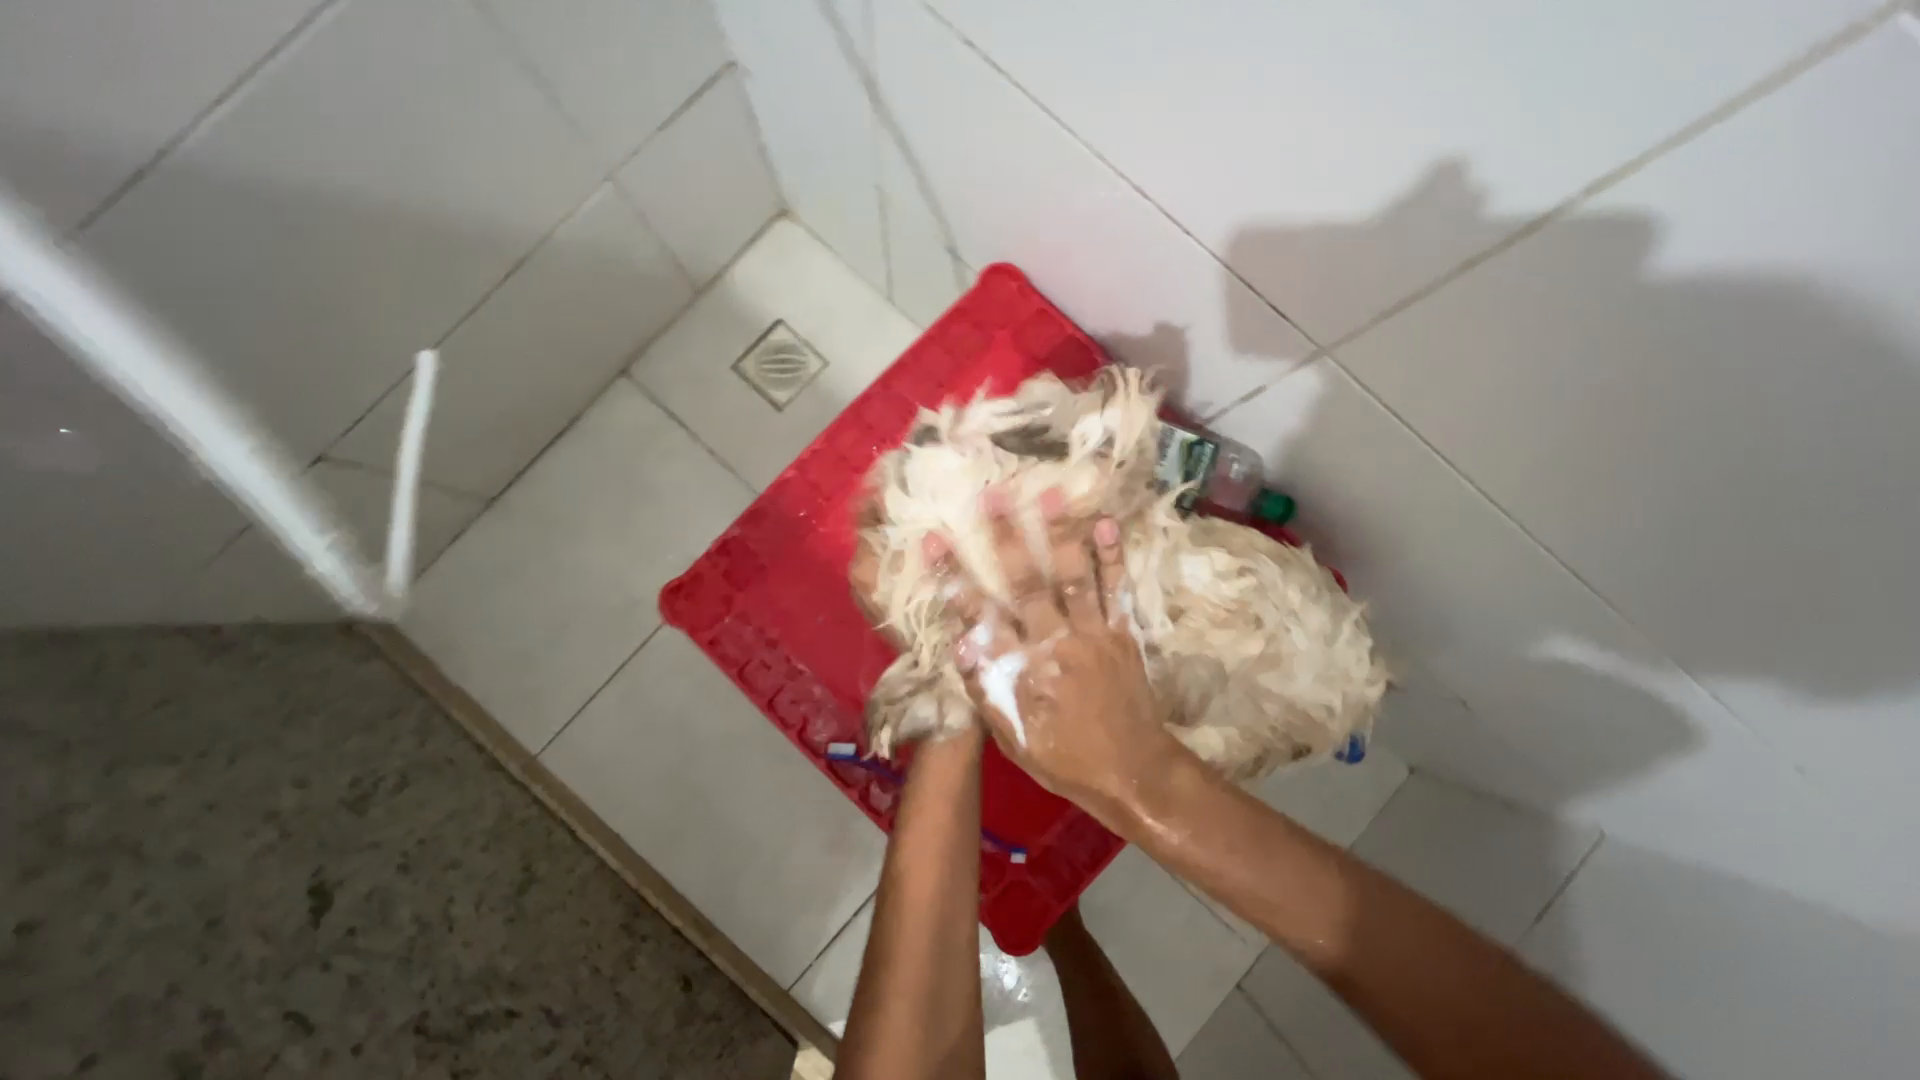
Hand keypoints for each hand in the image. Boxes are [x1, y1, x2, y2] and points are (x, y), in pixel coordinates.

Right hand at [948, 492, 1182, 819]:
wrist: (1134, 773)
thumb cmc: (1065, 758)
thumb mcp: (1013, 736)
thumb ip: (985, 689)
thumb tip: (960, 643)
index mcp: (1021, 669)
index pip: (978, 615)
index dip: (954, 576)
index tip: (934, 540)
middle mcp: (1053, 642)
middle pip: (1025, 583)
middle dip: (1006, 537)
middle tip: (993, 495)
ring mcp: (1092, 634)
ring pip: (1072, 575)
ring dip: (1061, 532)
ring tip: (1052, 492)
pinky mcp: (1122, 634)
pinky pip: (1116, 590)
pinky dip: (1112, 557)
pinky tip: (1107, 523)